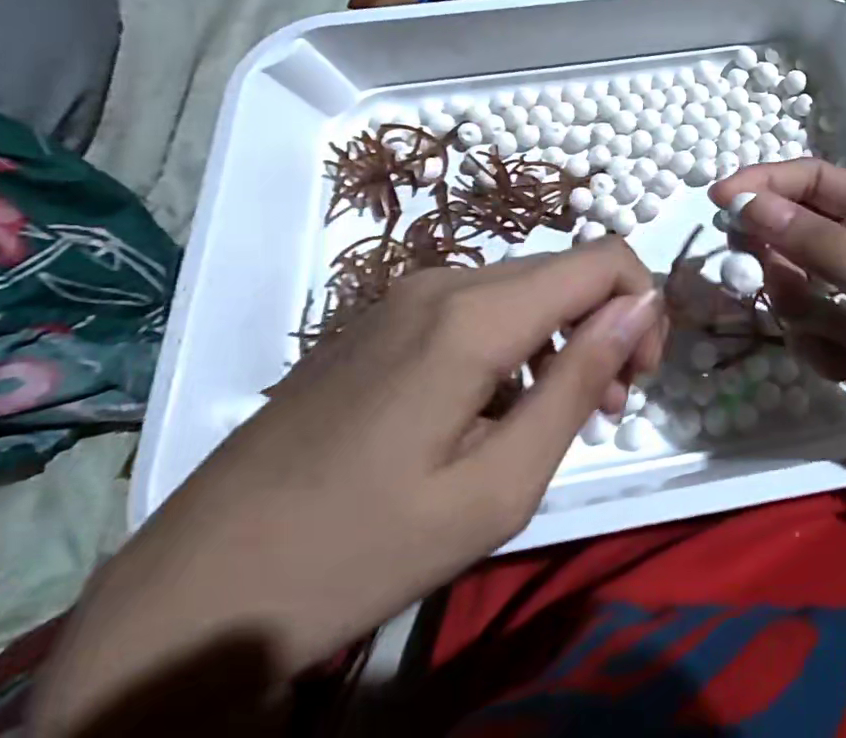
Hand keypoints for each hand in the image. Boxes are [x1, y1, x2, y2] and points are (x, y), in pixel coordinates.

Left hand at [34, 242, 665, 733]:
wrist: (202, 585)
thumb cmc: (365, 548)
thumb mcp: (501, 484)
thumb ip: (579, 382)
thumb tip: (640, 306)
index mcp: (474, 315)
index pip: (603, 260)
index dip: (643, 310)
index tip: (638, 383)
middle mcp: (440, 281)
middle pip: (564, 272)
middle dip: (605, 329)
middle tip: (604, 412)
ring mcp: (401, 297)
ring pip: (522, 290)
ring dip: (560, 340)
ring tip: (548, 422)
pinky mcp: (378, 321)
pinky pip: (475, 309)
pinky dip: (513, 345)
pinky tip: (489, 413)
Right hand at [707, 160, 845, 691]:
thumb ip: (825, 249)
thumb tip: (752, 205)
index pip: (818, 181)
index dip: (767, 184)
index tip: (719, 203)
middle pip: (803, 234)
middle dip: (781, 261)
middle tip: (779, 293)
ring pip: (803, 288)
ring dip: (803, 314)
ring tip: (838, 344)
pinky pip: (817, 333)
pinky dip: (823, 351)